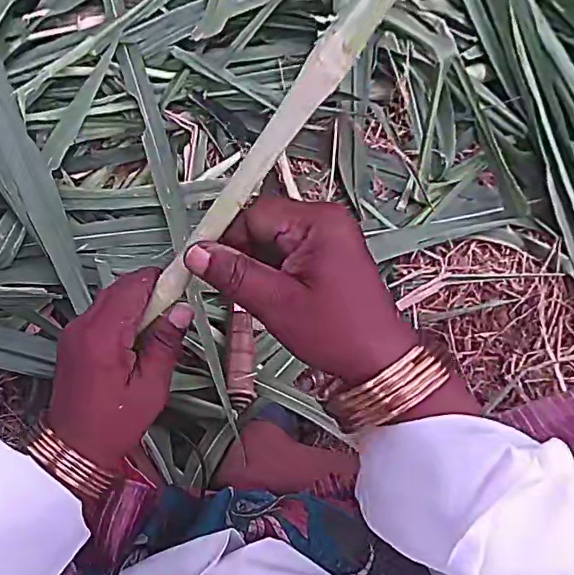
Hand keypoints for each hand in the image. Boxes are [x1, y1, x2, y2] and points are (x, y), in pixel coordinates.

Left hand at [49, 268, 191, 467]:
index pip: (134, 286)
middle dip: (151, 291)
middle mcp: (81, 327)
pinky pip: (99, 314)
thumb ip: (165, 345)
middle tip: (175, 310)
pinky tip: (136, 338)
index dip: (161, 279)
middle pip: (121, 287)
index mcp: (101, 336)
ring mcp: (72, 332)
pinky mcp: (71, 340)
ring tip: (158, 329)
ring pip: (110, 298)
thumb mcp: (150, 388)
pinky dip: (121, 317)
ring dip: (136, 304)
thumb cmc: (110, 427)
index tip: (183, 282)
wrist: (74, 447)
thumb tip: (181, 312)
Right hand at [182, 196, 415, 382]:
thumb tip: (197, 253)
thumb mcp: (276, 303)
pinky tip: (270, 298)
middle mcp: (324, 221)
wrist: (376, 360)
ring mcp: (326, 238)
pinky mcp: (324, 256)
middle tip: (231, 289)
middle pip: (260, 225)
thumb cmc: (339, 333)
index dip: (224, 240)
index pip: (252, 214)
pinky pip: (283, 255)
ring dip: (253, 268)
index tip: (203, 266)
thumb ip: (234, 274)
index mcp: (318, 222)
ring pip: (268, 243)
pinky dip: (268, 275)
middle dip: (239, 256)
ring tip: (258, 299)